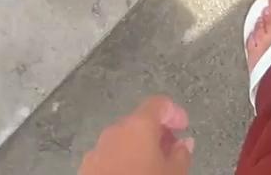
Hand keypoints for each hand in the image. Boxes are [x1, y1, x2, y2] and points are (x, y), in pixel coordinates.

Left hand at [79, 95, 194, 174]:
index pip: (159, 103)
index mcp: (139, 124)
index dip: (174, 112)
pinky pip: (110, 156)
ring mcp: (98, 149)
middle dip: (157, 133)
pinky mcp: (86, 168)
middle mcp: (116, 129)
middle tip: (170, 151)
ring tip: (150, 167)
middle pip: (140, 121)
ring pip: (123, 140)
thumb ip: (181, 154)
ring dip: (138, 148)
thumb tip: (184, 143)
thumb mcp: (172, 173)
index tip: (183, 127)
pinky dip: (122, 160)